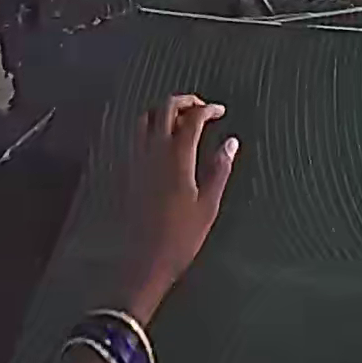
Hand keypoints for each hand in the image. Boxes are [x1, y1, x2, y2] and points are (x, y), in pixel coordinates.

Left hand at [117, 95, 239, 319]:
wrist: (144, 262)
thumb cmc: (179, 237)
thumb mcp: (208, 204)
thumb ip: (220, 168)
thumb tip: (231, 143)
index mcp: (177, 156)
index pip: (192, 118)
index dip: (208, 108)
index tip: (219, 111)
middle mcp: (155, 151)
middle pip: (166, 107)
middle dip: (185, 100)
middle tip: (201, 107)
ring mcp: (139, 158)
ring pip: (148, 116)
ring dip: (165, 110)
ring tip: (182, 117)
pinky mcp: (130, 169)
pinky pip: (138, 133)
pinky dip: (152, 124)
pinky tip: (162, 138)